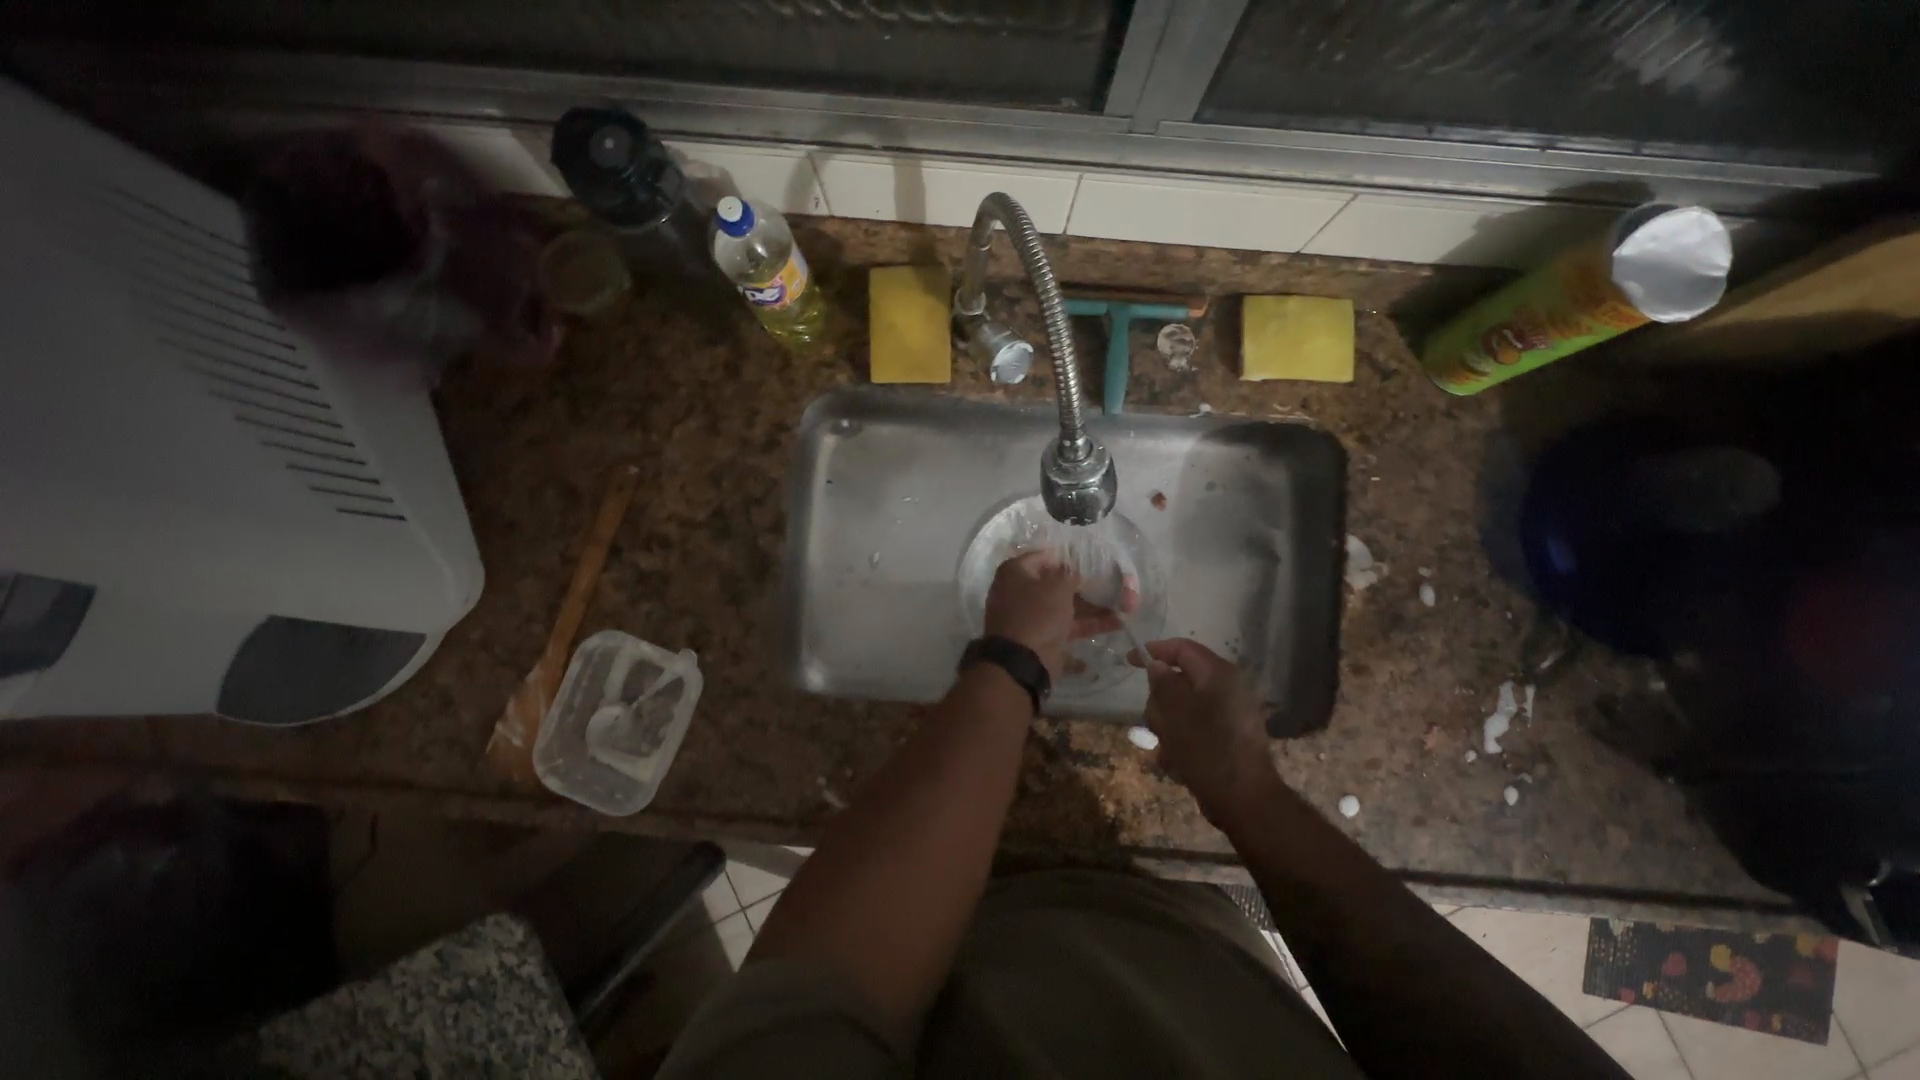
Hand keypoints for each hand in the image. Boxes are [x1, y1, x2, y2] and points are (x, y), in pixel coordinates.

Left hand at [983, 551, 1128, 679]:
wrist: (1021, 663)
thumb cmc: (1037, 614)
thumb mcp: (1057, 587)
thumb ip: (1069, 575)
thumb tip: (1073, 569)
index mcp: (1015, 574)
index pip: (1042, 558)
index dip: (1066, 558)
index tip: (1090, 560)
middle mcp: (1019, 595)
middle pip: (1055, 588)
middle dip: (1085, 589)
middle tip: (1113, 587)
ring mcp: (1029, 621)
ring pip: (1063, 613)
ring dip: (1091, 613)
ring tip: (1123, 611)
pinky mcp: (1038, 643)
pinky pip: (1063, 636)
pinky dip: (1081, 637)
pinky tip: (1105, 636)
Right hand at [1130, 639, 1279, 828]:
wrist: (1243, 798)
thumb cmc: (1206, 749)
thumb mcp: (1175, 712)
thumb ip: (1163, 682)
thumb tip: (1157, 664)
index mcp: (1218, 675)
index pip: (1183, 648)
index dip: (1155, 651)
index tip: (1129, 661)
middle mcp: (1227, 688)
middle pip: (1179, 681)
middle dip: (1160, 702)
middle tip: (1154, 722)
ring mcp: (1229, 714)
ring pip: (1183, 708)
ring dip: (1168, 726)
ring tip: (1167, 748)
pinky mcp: (1227, 737)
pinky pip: (1194, 728)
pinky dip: (1181, 741)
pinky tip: (1176, 762)